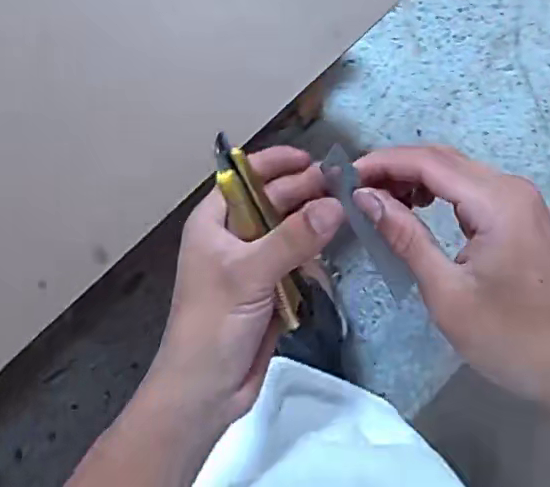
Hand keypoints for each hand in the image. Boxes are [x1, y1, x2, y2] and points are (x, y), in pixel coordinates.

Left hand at [69, 146, 341, 486]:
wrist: (204, 391)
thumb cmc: (213, 322)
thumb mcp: (250, 272)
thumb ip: (293, 238)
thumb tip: (333, 205)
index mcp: (213, 221)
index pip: (244, 178)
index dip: (274, 164)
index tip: (310, 159)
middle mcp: (231, 236)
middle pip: (270, 204)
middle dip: (301, 193)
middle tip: (341, 185)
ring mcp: (249, 265)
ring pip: (285, 233)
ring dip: (310, 224)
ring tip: (345, 212)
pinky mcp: (267, 292)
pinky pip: (293, 264)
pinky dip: (311, 258)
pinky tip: (332, 249)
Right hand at [352, 145, 549, 486]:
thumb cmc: (515, 341)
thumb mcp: (449, 294)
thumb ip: (405, 236)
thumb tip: (365, 196)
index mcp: (498, 201)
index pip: (426, 161)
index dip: (381, 163)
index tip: (343, 176)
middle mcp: (511, 188)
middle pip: (439, 158)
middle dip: (393, 166)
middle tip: (354, 187)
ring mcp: (519, 200)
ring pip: (452, 168)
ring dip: (412, 176)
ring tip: (378, 198)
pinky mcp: (520, 215)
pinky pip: (467, 186)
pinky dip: (435, 188)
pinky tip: (415, 205)